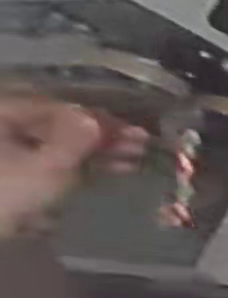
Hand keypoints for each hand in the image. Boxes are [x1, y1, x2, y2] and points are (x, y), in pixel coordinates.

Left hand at [0, 94, 146, 238]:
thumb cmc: (12, 190)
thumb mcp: (49, 164)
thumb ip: (73, 140)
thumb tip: (92, 116)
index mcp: (0, 116)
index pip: (51, 107)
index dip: (93, 117)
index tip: (132, 130)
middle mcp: (4, 126)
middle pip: (58, 123)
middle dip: (101, 134)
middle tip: (143, 143)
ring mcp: (13, 147)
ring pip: (63, 140)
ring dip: (102, 148)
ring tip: (139, 156)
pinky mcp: (25, 167)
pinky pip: (61, 156)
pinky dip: (90, 160)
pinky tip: (121, 167)